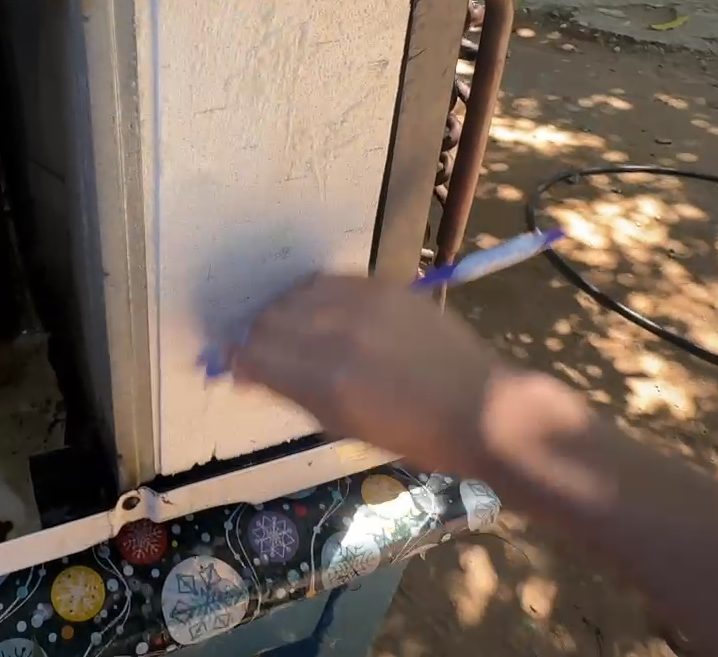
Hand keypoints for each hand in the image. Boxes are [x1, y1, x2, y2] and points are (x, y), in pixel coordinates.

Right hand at [228, 273, 509, 471]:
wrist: (484, 407)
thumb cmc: (416, 436)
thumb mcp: (346, 426)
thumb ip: (294, 393)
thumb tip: (251, 373)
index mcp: (327, 382)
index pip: (256, 356)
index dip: (237, 360)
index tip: (233, 365)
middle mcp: (338, 335)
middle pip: (269, 320)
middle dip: (256, 337)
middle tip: (261, 351)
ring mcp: (362, 304)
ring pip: (294, 295)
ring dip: (281, 313)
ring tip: (289, 329)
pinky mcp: (381, 286)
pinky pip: (326, 281)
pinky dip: (311, 296)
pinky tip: (316, 310)